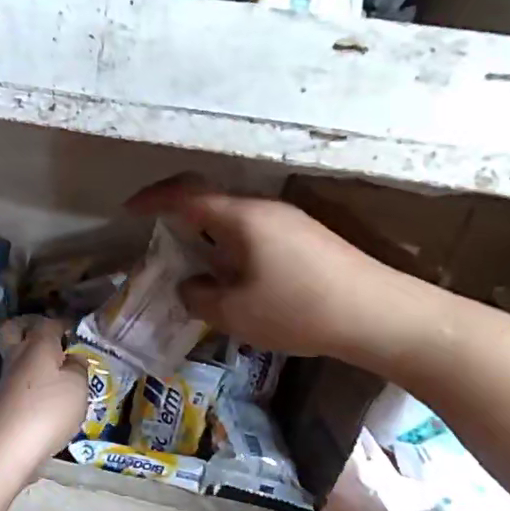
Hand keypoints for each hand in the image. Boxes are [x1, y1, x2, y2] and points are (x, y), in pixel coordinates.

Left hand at [0, 316, 88, 473]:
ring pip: (15, 355)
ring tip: (57, 369)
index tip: (76, 329)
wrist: (7, 447)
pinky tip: (47, 393)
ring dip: (31, 356)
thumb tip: (73, 357)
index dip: (64, 323)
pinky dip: (30, 379)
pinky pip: (18, 379)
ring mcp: (6, 378)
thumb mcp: (78, 386)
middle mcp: (17, 354)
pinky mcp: (3, 400)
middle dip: (30, 327)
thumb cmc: (48, 409)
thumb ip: (78, 367)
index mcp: (37, 343)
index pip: (49, 323)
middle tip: (51, 337)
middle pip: (15, 329)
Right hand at [126, 175, 452, 372]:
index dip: (153, 199)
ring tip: (198, 269)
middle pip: (211, 202)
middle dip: (180, 217)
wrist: (380, 315)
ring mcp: (291, 222)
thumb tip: (189, 286)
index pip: (185, 195)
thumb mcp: (235, 313)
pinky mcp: (309, 239)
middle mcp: (265, 209)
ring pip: (235, 220)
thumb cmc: (299, 309)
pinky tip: (238, 279)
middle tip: (161, 239)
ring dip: (209, 237)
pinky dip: (233, 247)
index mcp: (241, 218)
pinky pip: (256, 233)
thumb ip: (199, 297)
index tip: (129, 210)